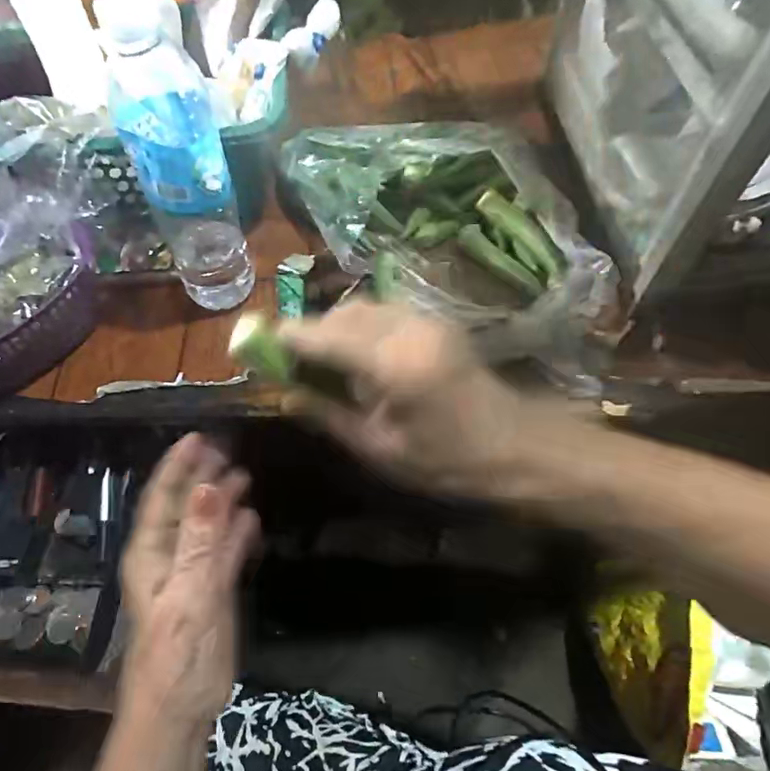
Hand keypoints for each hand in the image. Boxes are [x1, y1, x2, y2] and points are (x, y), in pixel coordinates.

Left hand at [118, 434, 260, 724]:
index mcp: (150, 553)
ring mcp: (188, 575)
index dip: (177, 467)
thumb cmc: (176, 654)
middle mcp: (166, 557)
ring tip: (243, 475)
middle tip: (227, 449)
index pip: (162, 498)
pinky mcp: (208, 593)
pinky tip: (250, 519)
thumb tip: (212, 486)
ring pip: (204, 527)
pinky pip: (221, 554)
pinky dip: (234, 534)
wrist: (178, 709)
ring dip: (221, 502)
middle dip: (202, 478)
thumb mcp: (190, 595)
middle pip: (184, 507)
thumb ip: (202, 542)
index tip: (198, 437)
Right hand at [278, 301, 594, 504]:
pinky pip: (381, 312)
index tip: (251, 345)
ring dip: (331, 328)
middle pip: (338, 315)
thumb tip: (284, 395)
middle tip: (283, 362)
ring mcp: (425, 319)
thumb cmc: (446, 462)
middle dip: (306, 333)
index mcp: (392, 364)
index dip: (283, 339)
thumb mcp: (378, 448)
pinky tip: (351, 357)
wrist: (517, 448)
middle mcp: (407, 328)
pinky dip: (355, 326)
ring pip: (359, 308)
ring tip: (316, 362)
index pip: (321, 337)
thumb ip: (327, 415)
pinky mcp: (434, 321)